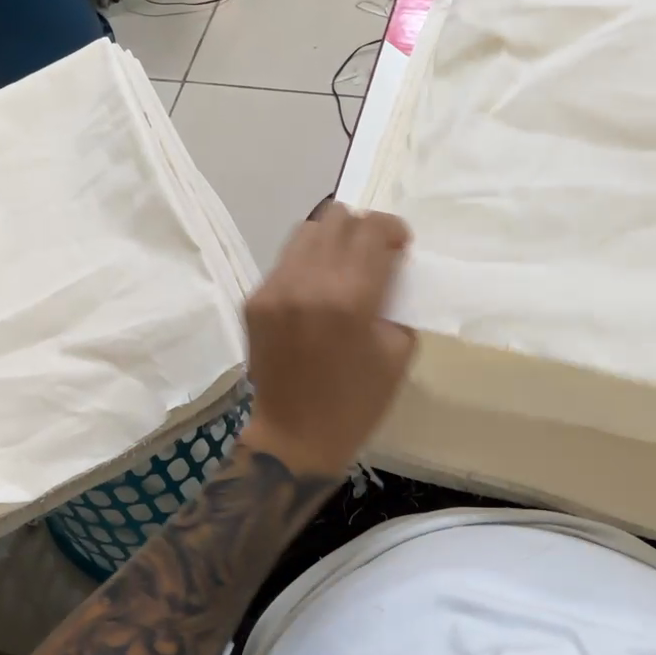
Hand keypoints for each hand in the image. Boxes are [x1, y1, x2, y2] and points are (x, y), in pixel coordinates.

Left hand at [241, 203, 415, 476]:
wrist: (295, 436)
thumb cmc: (356, 402)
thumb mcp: (397, 351)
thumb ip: (394, 299)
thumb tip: (386, 266)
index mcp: (350, 297)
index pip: (372, 230)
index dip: (392, 228)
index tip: (400, 244)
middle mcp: (308, 283)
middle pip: (337, 218)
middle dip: (363, 229)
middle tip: (374, 253)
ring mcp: (275, 289)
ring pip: (307, 231)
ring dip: (332, 239)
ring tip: (343, 265)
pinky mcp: (255, 299)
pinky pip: (285, 261)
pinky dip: (307, 264)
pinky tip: (316, 290)